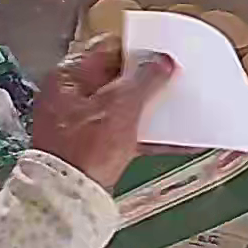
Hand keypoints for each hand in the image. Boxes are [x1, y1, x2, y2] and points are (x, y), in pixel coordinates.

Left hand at [30, 34, 175, 188]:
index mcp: (69, 76)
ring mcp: (79, 124)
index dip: (137, 48)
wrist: (70, 199)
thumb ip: (144, 80)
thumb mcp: (120, 106)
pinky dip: (147, 136)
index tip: (162, 52)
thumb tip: (160, 62)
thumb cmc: (84, 149)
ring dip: (149, 109)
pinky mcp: (90, 148)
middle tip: (173, 79)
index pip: (106, 48)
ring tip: (178, 108)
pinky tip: (175, 141)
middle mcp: (69, 97)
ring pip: (121, 107)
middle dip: (146, 80)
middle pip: (115, 79)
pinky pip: (123, 134)